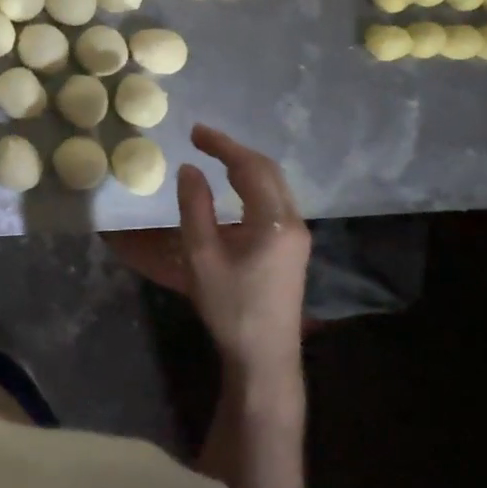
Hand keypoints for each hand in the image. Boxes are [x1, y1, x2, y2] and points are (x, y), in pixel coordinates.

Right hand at [105, 124, 310, 374]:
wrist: (264, 355)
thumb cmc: (230, 306)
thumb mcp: (202, 255)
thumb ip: (195, 208)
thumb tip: (189, 169)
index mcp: (274, 222)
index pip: (250, 168)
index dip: (222, 145)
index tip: (194, 132)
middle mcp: (293, 223)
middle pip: (269, 172)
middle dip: (235, 150)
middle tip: (200, 139)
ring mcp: (297, 237)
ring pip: (274, 186)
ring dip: (245, 166)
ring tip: (213, 156)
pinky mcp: (292, 249)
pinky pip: (274, 201)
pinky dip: (251, 184)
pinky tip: (232, 187)